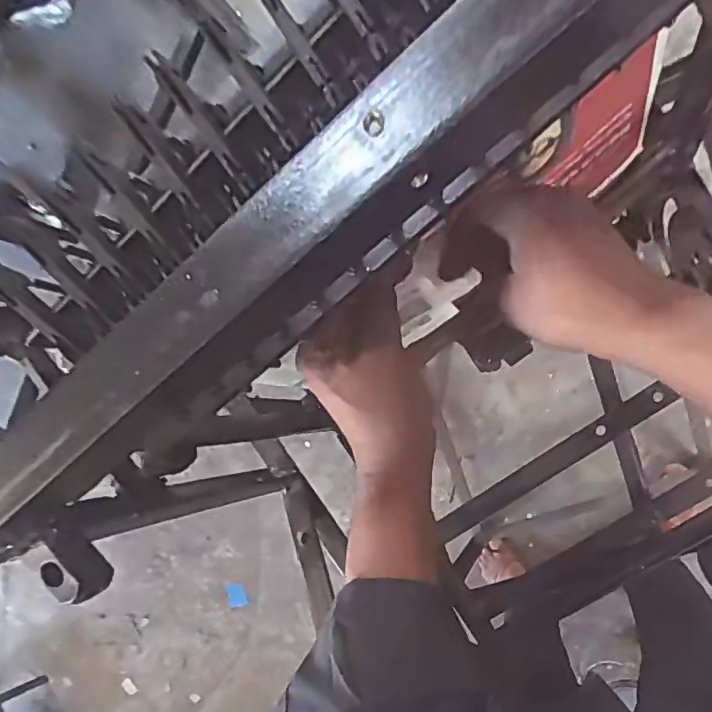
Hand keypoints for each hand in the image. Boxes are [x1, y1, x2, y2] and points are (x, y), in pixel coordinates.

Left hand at [298, 269, 433, 478]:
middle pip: (341, 304)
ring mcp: (332, 364)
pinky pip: (362, 336)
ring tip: (399, 278)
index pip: (333, 293)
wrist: (398, 460)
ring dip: (375, 299)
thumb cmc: (391, 413)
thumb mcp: (385, 353)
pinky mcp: (351, 374)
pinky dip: (378, 321)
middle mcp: (314, 352)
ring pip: (353, 319)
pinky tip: (394, 309)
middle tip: (398, 259)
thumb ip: (377, 308)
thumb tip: (380, 269)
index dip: (362, 270)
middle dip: (368, 283)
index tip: (388, 250)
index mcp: (312, 347)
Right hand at [443, 184, 689, 356]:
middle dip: (476, 230)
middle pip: (498, 202)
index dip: (453, 238)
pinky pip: (548, 218)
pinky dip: (528, 235)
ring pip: (525, 208)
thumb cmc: (570, 309)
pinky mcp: (590, 221)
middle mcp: (547, 197)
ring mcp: (573, 206)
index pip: (473, 211)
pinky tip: (524, 263)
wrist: (632, 312)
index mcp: (521, 212)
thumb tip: (478, 278)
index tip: (445, 264)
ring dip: (503, 232)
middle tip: (464, 260)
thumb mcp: (512, 304)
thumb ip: (486, 283)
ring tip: (492, 265)